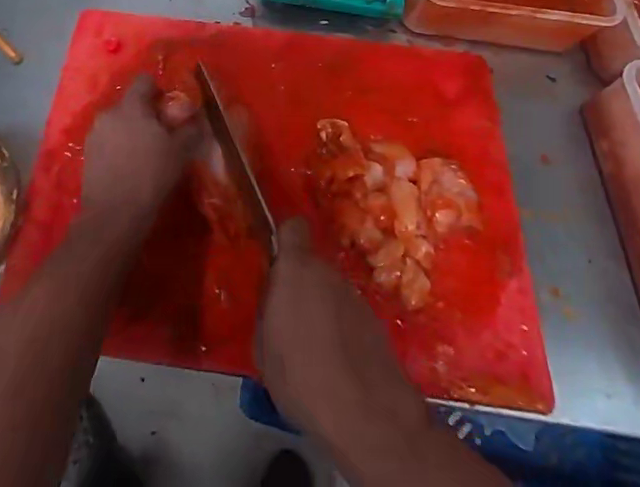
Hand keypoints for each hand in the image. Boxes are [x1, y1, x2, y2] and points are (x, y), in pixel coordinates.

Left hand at [79, 76, 202, 232]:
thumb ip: (189, 129)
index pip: (144, 80)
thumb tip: (196, 119)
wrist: (113, 216)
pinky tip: (132, 167)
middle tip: (164, 134)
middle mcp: (108, 114)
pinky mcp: (88, 155)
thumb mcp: (180, 151)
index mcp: (130, 106)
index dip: (160, 90)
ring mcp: (94, 135)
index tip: (172, 109)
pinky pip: (109, 140)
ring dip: (133, 131)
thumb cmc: (150, 175)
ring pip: (119, 123)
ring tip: (148, 153)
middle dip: (147, 114)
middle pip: (131, 103)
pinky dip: (121, 147)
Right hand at [256, 219, 429, 445]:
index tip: (275, 263)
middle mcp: (329, 273)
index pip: (293, 227)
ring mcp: (356, 295)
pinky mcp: (375, 320)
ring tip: (312, 349)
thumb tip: (273, 301)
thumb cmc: (301, 376)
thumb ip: (267, 311)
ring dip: (321, 309)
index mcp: (296, 270)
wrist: (365, 411)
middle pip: (311, 266)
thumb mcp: (264, 347)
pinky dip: (341, 328)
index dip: (284, 240)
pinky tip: (335, 361)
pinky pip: (348, 313)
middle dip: (299, 286)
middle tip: (287, 321)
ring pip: (330, 291)